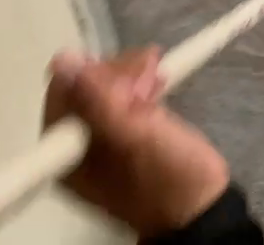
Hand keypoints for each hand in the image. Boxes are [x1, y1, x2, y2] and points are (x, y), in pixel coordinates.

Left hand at [42, 47, 229, 236]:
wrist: (200, 202)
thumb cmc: (166, 176)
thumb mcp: (132, 138)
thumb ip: (97, 100)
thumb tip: (63, 61)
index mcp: (66, 152)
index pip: (63, 90)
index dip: (96, 74)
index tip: (130, 77)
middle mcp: (76, 142)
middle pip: (86, 83)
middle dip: (120, 73)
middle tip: (151, 77)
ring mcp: (101, 135)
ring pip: (106, 82)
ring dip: (133, 73)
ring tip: (158, 79)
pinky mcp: (124, 128)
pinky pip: (122, 92)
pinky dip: (141, 81)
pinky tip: (157, 83)